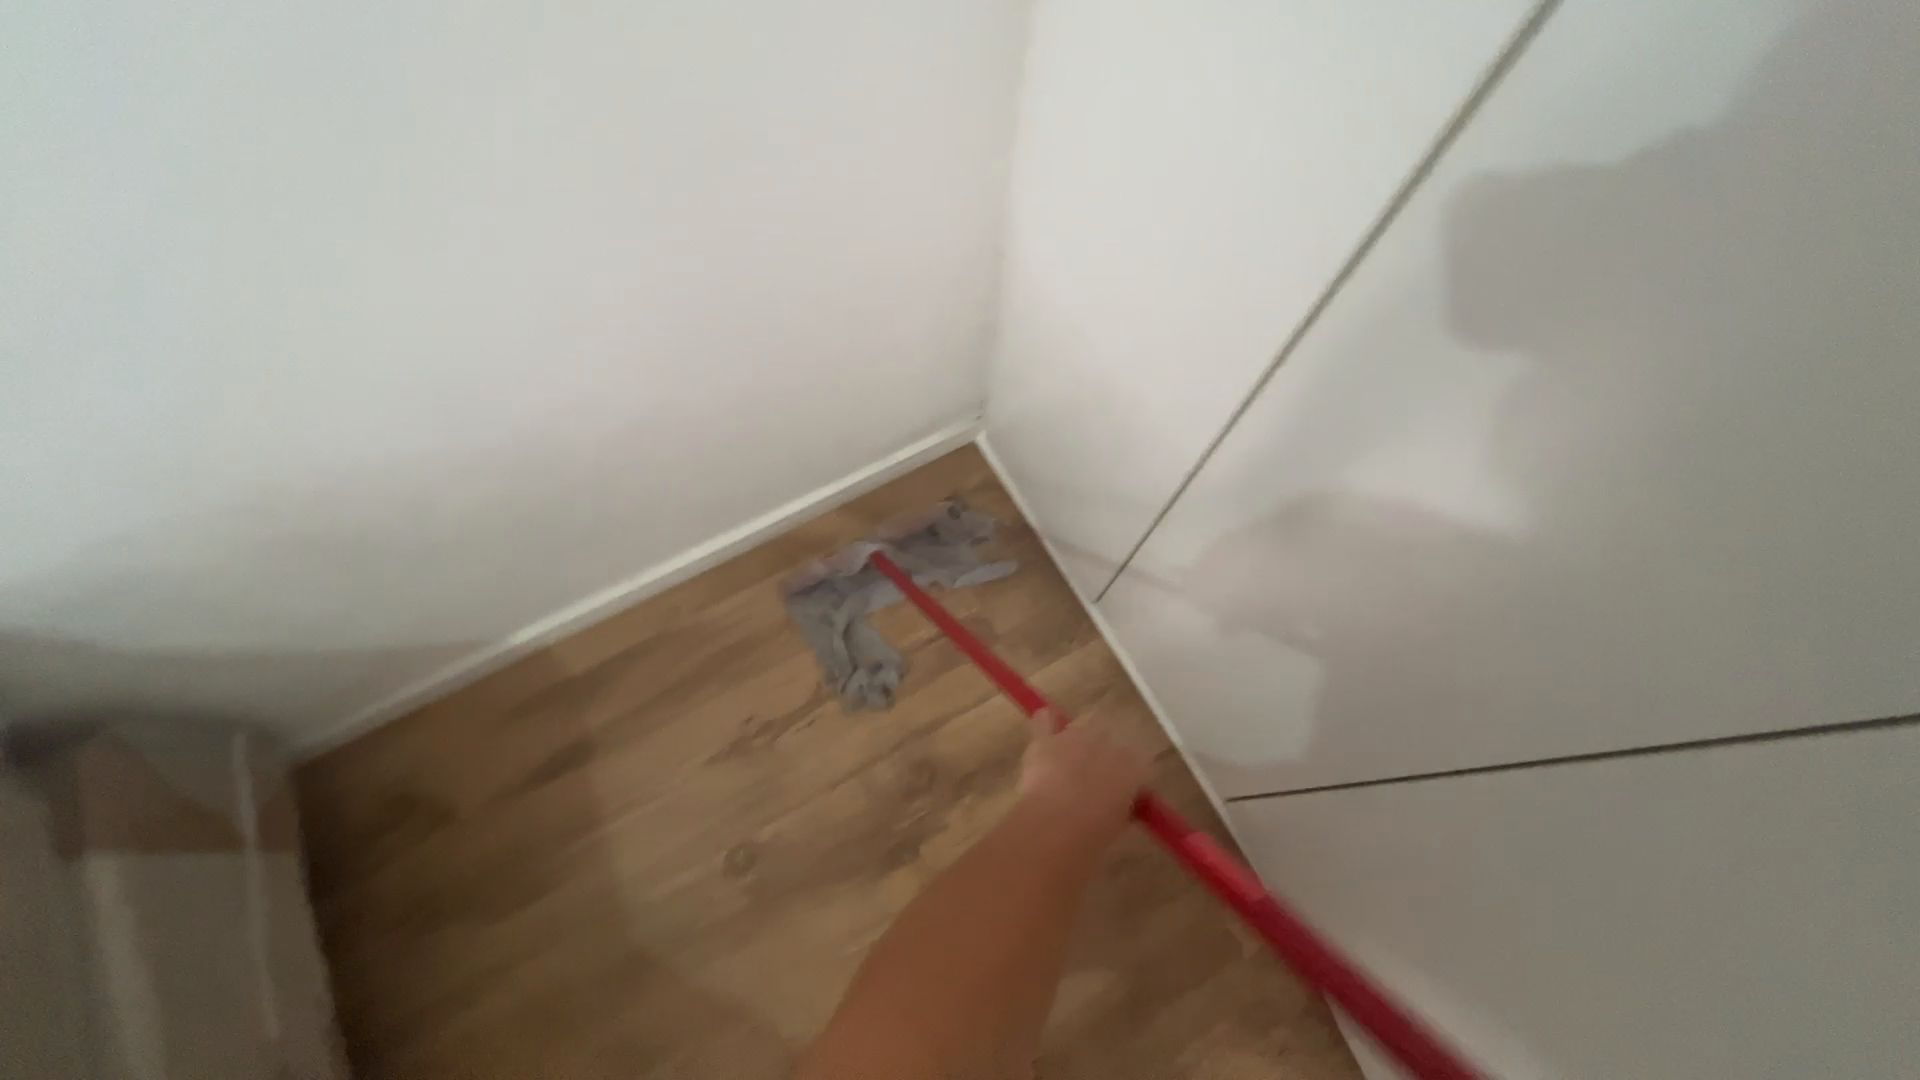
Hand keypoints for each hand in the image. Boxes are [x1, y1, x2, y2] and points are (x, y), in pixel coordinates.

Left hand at [1016, 707, 1150, 844]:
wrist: (1055, 824)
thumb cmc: (1093, 834)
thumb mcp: (1118, 826)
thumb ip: (1123, 808)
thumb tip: (1118, 805)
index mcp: (1135, 766)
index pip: (1140, 763)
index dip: (1129, 779)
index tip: (1122, 796)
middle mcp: (1109, 742)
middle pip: (1111, 740)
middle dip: (1104, 756)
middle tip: (1093, 782)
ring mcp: (1077, 735)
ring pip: (1084, 724)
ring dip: (1079, 741)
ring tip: (1068, 764)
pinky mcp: (1047, 738)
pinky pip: (1047, 719)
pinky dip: (1047, 724)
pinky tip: (1045, 736)